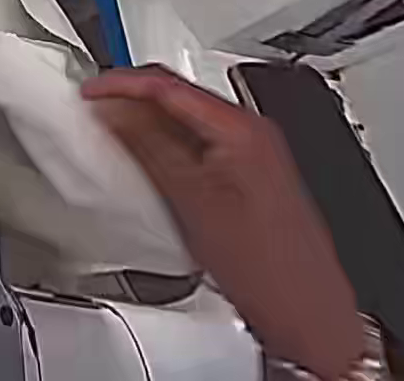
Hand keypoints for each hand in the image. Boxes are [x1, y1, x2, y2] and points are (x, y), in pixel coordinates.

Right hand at [83, 66, 363, 378]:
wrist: (312, 320)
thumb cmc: (267, 271)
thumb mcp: (191, 201)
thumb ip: (149, 146)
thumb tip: (115, 111)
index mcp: (239, 127)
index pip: (167, 85)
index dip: (122, 83)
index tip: (92, 90)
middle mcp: (250, 129)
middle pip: (177, 93)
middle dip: (132, 96)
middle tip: (97, 105)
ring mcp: (252, 148)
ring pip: (185, 113)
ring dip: (147, 117)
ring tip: (114, 127)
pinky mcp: (248, 167)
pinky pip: (197, 135)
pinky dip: (166, 138)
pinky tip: (147, 152)